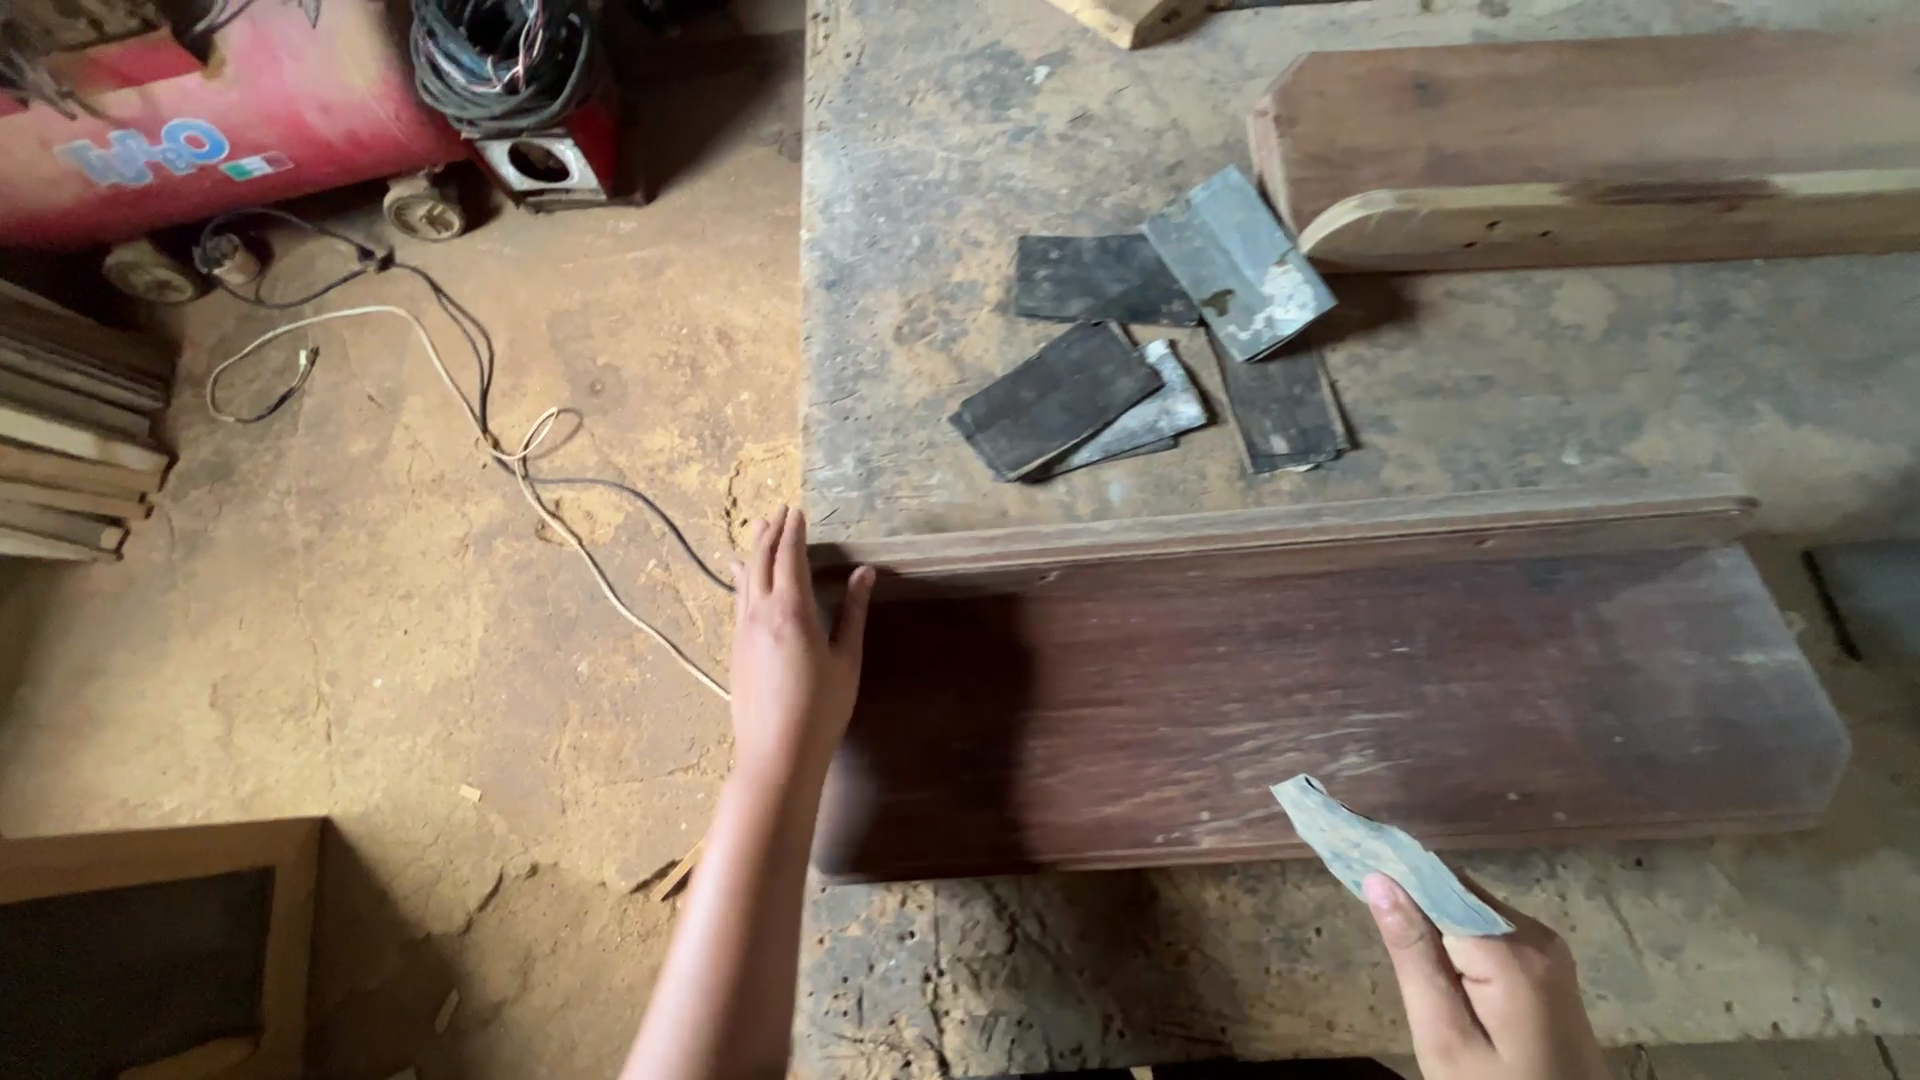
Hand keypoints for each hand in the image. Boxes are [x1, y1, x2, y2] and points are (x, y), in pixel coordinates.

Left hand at [728, 506, 874, 777]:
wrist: (775, 753)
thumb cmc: (821, 708)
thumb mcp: (847, 659)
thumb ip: (853, 612)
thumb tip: (866, 573)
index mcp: (791, 611)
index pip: (790, 557)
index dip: (794, 531)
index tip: (798, 510)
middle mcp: (760, 613)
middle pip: (762, 560)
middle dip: (771, 532)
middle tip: (780, 511)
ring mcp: (743, 631)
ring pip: (745, 578)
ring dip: (754, 550)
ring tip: (759, 529)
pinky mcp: (736, 648)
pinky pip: (738, 598)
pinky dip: (743, 576)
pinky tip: (742, 574)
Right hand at [1364, 873, 1608, 1079]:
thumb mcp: (1444, 1036)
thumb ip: (1413, 955)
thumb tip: (1378, 879)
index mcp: (1511, 950)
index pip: (1435, 882)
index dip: (1391, 871)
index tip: (1348, 859)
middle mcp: (1534, 935)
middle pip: (1452, 890)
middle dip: (1408, 895)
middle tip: (1366, 911)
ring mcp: (1546, 949)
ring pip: (1464, 905)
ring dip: (1426, 914)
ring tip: (1392, 934)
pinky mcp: (1544, 965)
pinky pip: (1482, 926)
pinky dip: (1449, 930)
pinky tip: (1430, 953)